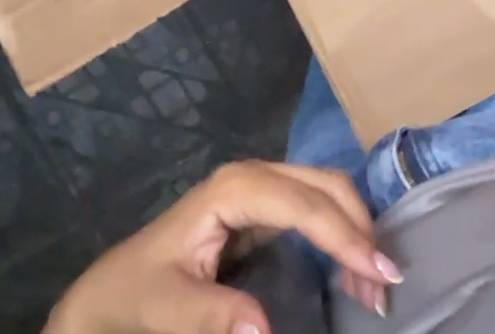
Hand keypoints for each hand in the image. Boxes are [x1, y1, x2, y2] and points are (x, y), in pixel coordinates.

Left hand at [44, 161, 401, 333]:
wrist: (109, 291)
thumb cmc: (136, 293)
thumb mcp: (167, 308)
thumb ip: (213, 316)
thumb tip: (266, 329)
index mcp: (233, 189)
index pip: (304, 204)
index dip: (345, 236)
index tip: (380, 274)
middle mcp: (253, 176)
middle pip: (325, 186)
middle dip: (360, 228)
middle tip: (385, 285)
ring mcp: (260, 186)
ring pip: (326, 190)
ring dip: (356, 228)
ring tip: (374, 285)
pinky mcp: (264, 204)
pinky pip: (316, 205)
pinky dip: (342, 230)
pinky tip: (352, 266)